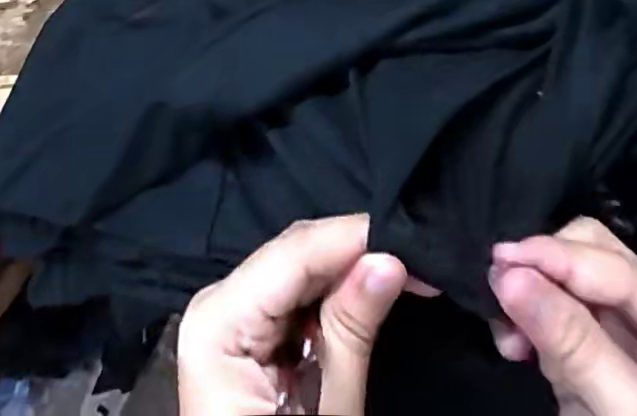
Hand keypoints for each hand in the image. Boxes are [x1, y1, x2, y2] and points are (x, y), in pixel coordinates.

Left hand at [178, 215, 417, 415]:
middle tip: (421, 255)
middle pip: (291, 253)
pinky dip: (331, 288)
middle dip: (354, 247)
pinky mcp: (244, 327)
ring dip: (348, 264)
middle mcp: (216, 300)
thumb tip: (389, 258)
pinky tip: (369, 286)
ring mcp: (227, 311)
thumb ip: (350, 329)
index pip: (292, 254)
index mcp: (219, 320)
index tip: (414, 239)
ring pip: (295, 264)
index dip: (353, 238)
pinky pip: (291, 290)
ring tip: (406, 267)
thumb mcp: (328, 415)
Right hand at [490, 218, 636, 415]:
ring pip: (569, 278)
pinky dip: (526, 318)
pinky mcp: (596, 359)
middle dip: (546, 269)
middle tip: (501, 288)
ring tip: (506, 330)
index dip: (560, 258)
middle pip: (598, 258)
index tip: (500, 258)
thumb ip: (574, 345)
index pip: (625, 273)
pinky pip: (553, 312)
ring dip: (531, 292)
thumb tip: (506, 273)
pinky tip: (512, 346)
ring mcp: (632, 342)